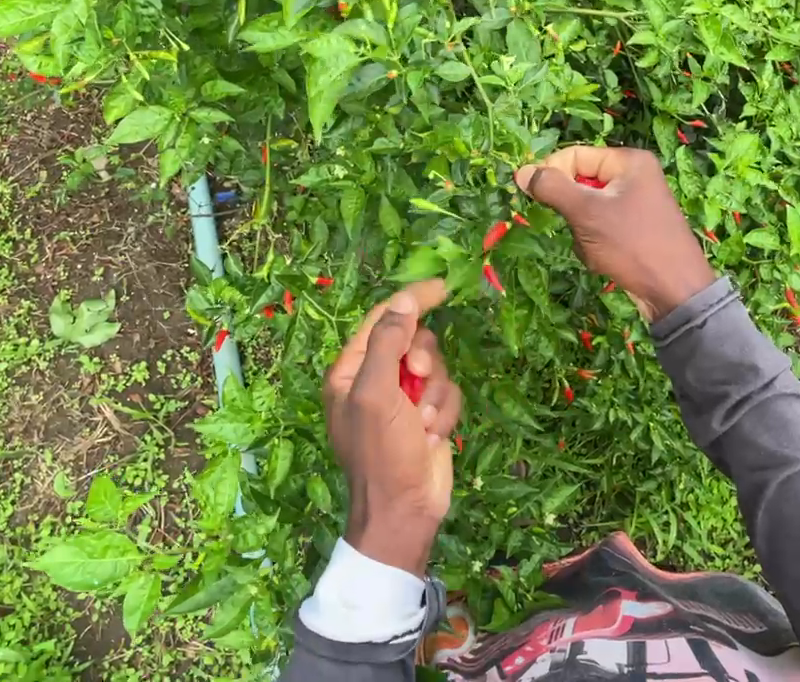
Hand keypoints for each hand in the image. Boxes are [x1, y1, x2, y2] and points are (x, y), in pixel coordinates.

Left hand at [323, 278, 461, 574]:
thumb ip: (389, 342)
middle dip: (423, 362)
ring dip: (435, 394)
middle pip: (415, 341)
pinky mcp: (427, 414)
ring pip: (436, 367)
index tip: (442, 287)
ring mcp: (403, 398)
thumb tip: (405, 300)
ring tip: (423, 424)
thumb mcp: (377, 394)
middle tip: (417, 378)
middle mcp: (376, 379)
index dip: (411, 300)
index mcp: (351, 370)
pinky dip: (445, 412)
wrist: (405, 513)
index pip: (383, 319)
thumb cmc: (382, 453)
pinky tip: (433, 436)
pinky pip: (448, 392)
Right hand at [515, 146, 715, 319]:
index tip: (535, 198)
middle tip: (580, 229)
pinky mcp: (635, 228)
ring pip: (586, 208)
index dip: (552, 175)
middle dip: (572, 211)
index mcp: (628, 162)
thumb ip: (552, 188)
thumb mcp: (587, 213)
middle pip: (580, 183)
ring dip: (581, 231)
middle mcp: (634, 176)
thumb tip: (521, 171)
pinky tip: (604, 259)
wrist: (675, 292)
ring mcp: (636, 203)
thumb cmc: (632, 244)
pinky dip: (593, 242)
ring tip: (596, 248)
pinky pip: (600, 226)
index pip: (574, 155)